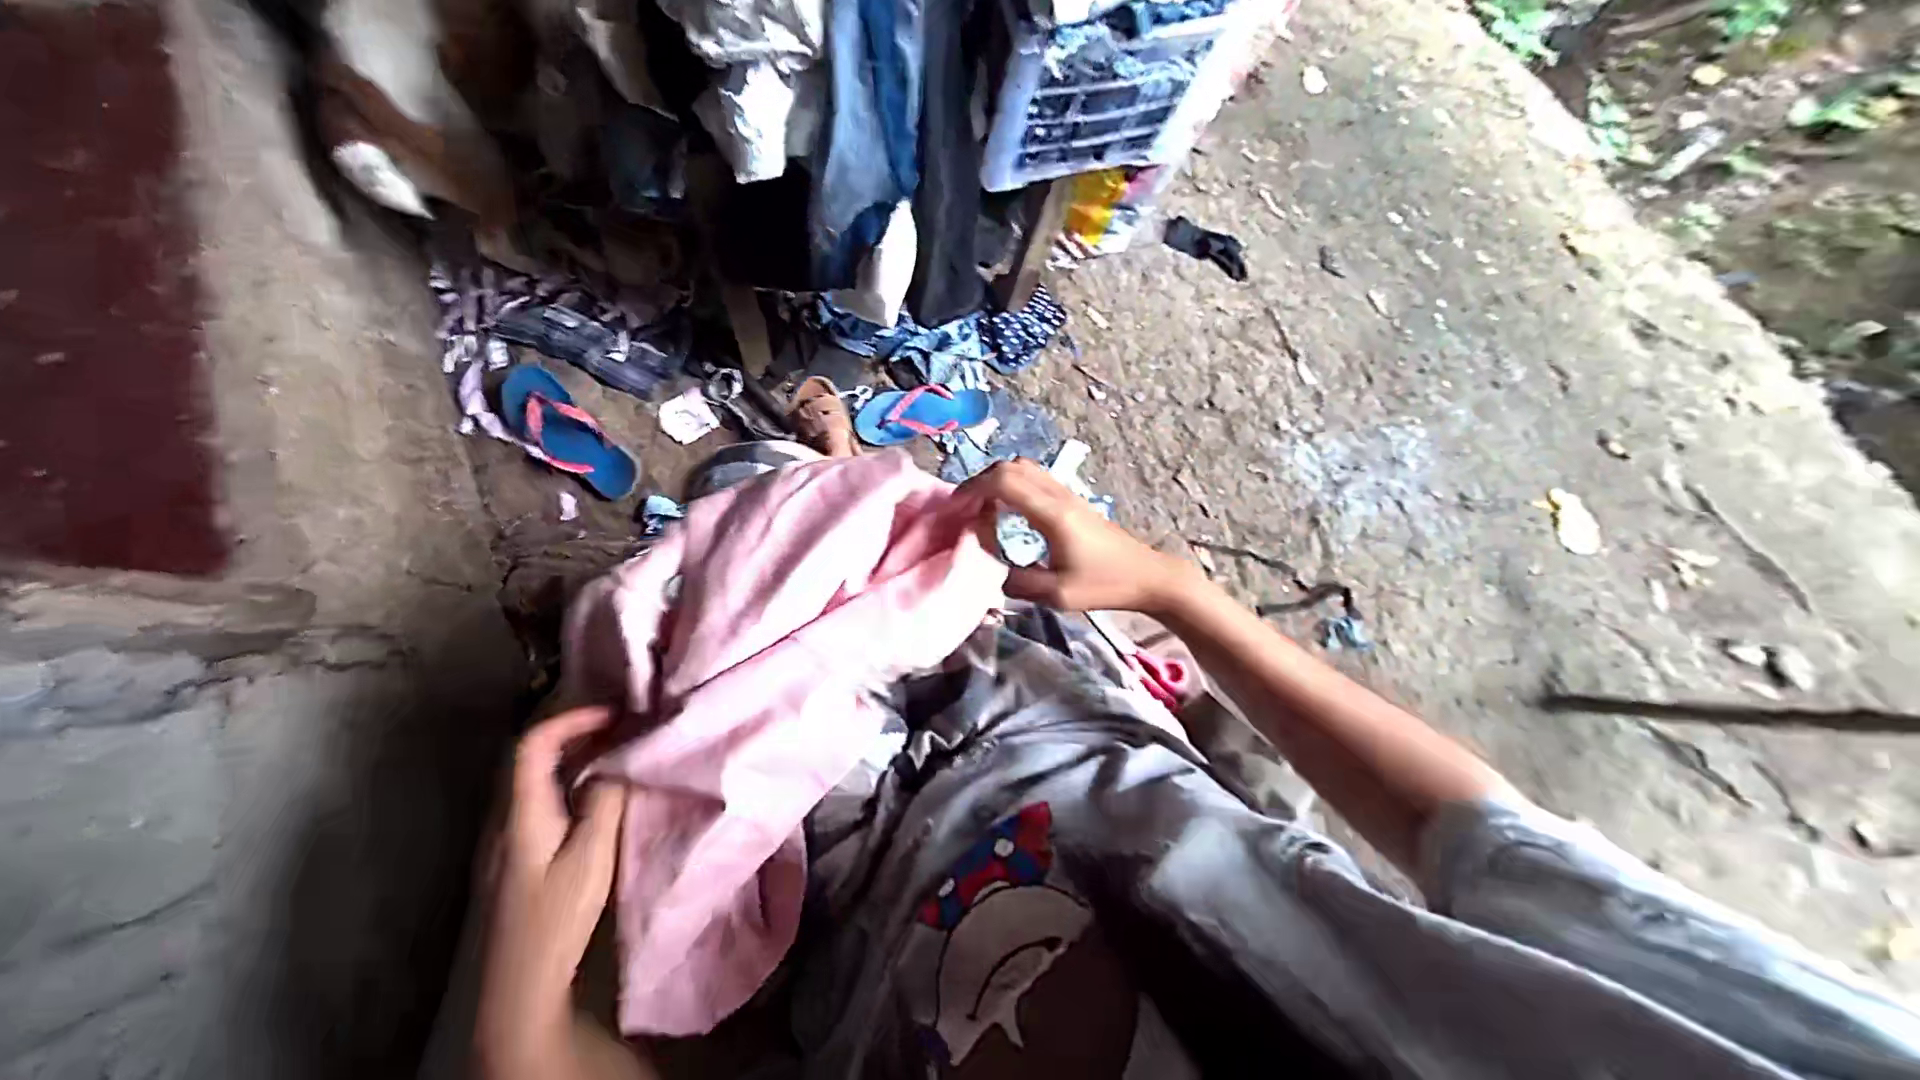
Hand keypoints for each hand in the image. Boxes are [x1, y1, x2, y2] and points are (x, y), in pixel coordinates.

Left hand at [476, 707, 625, 1075]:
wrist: (518, 986)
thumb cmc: (556, 918)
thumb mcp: (592, 858)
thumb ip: (605, 803)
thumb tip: (617, 764)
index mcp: (522, 813)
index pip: (533, 745)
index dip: (572, 719)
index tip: (615, 715)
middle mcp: (506, 818)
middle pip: (532, 757)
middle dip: (579, 732)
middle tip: (624, 728)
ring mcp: (508, 838)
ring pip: (538, 778)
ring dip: (577, 756)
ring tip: (618, 753)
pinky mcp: (517, 855)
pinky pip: (543, 799)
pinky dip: (572, 780)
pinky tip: (597, 794)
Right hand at [958, 459, 1205, 614]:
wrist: (1148, 576)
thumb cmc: (1105, 585)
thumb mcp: (1057, 595)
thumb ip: (1017, 583)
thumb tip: (987, 569)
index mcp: (1052, 513)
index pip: (1003, 480)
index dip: (972, 488)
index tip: (955, 509)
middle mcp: (1058, 495)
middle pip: (1010, 466)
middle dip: (979, 481)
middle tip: (963, 508)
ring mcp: (1067, 494)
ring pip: (1023, 468)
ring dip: (996, 481)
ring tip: (980, 508)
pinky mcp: (1071, 500)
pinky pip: (1034, 479)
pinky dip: (1012, 485)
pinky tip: (1006, 512)